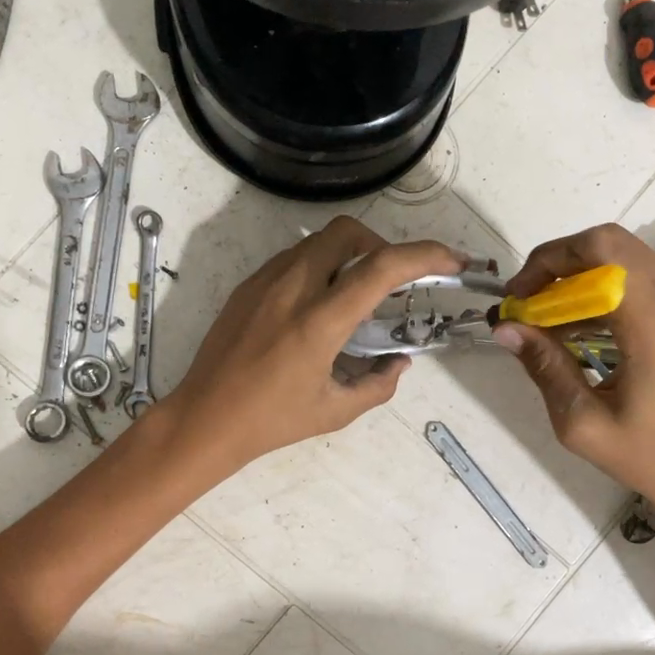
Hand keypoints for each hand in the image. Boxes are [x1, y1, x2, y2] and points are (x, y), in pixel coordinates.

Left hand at [163, 216, 460, 469]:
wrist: (204, 418)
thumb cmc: (271, 421)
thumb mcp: (335, 411)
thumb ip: (378, 384)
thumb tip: (400, 362)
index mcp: (319, 322)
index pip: (381, 267)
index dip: (425, 255)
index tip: (450, 260)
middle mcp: (292, 289)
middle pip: (347, 232)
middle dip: (381, 245)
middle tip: (391, 282)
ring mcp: (265, 282)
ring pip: (318, 241)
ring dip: (349, 255)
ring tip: (354, 296)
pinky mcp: (247, 286)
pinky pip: (293, 259)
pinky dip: (319, 267)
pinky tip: (319, 306)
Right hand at [494, 225, 654, 535]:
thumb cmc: (653, 459)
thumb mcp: (584, 423)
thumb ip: (544, 367)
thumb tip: (505, 328)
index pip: (598, 252)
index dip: (548, 262)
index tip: (518, 298)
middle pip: (612, 244)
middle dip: (560, 263)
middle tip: (530, 302)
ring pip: (628, 256)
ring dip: (582, 275)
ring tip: (549, 317)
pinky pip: (645, 279)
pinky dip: (607, 288)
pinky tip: (582, 327)